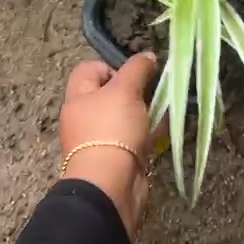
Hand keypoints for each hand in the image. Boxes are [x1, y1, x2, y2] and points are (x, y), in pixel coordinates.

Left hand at [58, 53, 157, 238]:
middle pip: (110, 93)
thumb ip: (137, 69)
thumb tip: (148, 56)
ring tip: (163, 109)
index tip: (132, 76)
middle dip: (134, 90)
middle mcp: (85, 117)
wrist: (111, 187)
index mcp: (78, 97)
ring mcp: (100, 140)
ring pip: (125, 116)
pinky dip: (149, 132)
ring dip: (144, 111)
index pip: (89, 69)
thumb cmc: (111, 130)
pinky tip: (166, 129)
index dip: (111, 66)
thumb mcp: (125, 90)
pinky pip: (134, 138)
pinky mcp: (117, 159)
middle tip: (150, 92)